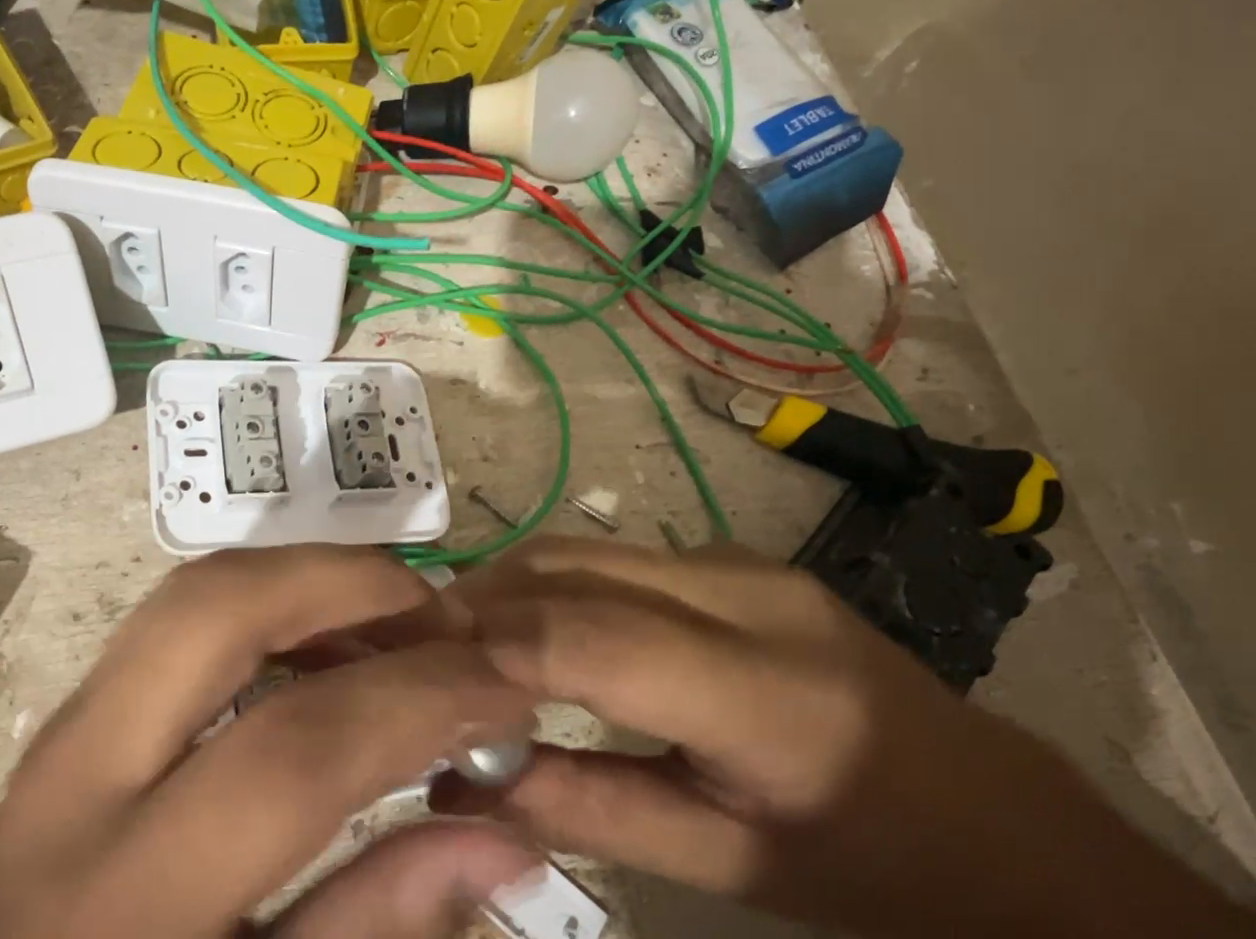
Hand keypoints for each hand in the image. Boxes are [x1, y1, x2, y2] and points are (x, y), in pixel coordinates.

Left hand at [0, 545, 539, 938]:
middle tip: (446, 617)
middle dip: (347, 583)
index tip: (506, 688)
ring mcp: (61, 729)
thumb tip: (506, 840)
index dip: (419, 701)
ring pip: (190, 594)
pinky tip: (327, 650)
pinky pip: (178, 624)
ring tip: (401, 627)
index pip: (293, 749)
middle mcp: (78, 779)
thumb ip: (375, 921)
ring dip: (308, 582)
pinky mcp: (70, 714)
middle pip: (215, 613)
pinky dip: (268, 608)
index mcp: (129, 891)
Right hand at [435, 538, 1254, 937]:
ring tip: (454, 642)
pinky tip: (529, 628)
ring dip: (507, 584)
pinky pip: (617, 556)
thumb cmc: (866, 863)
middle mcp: (752, 599)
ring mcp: (747, 566)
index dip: (491, 648)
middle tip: (410, 652)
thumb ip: (586, 809)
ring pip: (586, 548)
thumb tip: (459, 777)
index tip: (410, 672)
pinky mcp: (740, 561)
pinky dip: (552, 583)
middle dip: (477, 601)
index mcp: (770, 696)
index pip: (598, 642)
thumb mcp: (724, 862)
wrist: (1001, 824)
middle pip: (575, 568)